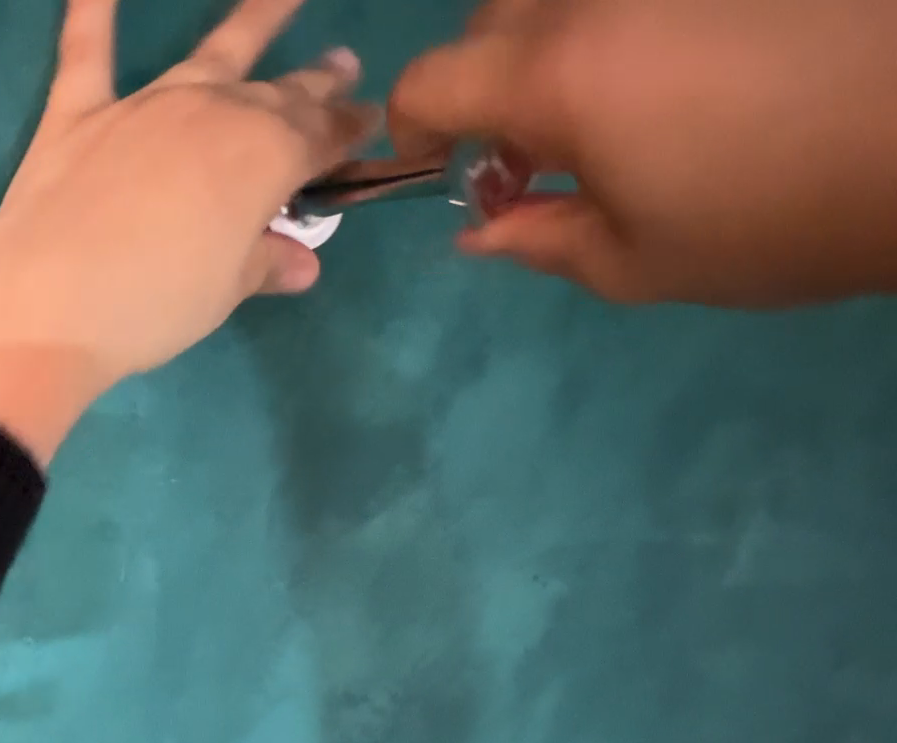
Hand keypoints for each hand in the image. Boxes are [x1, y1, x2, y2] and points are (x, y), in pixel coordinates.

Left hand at [0, 0, 376, 464]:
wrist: (46, 309)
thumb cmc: (148, 310)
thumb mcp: (220, 294)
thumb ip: (262, 264)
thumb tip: (302, 262)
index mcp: (265, 158)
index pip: (320, 137)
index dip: (346, 132)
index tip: (365, 126)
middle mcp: (213, 113)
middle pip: (276, 93)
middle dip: (314, 83)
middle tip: (337, 67)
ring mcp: (143, 108)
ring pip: (211, 52)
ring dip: (254, 19)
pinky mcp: (76, 117)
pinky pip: (85, 50)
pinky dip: (91, 10)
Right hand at [390, 0, 896, 306]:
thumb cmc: (787, 216)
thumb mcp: (634, 263)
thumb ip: (535, 241)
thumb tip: (481, 230)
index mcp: (563, 77)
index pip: (429, 82)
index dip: (411, 127)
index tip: (438, 163)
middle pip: (491, 20)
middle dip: (488, 83)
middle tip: (536, 140)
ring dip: (556, 42)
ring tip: (615, 95)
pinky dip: (629, 24)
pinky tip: (688, 59)